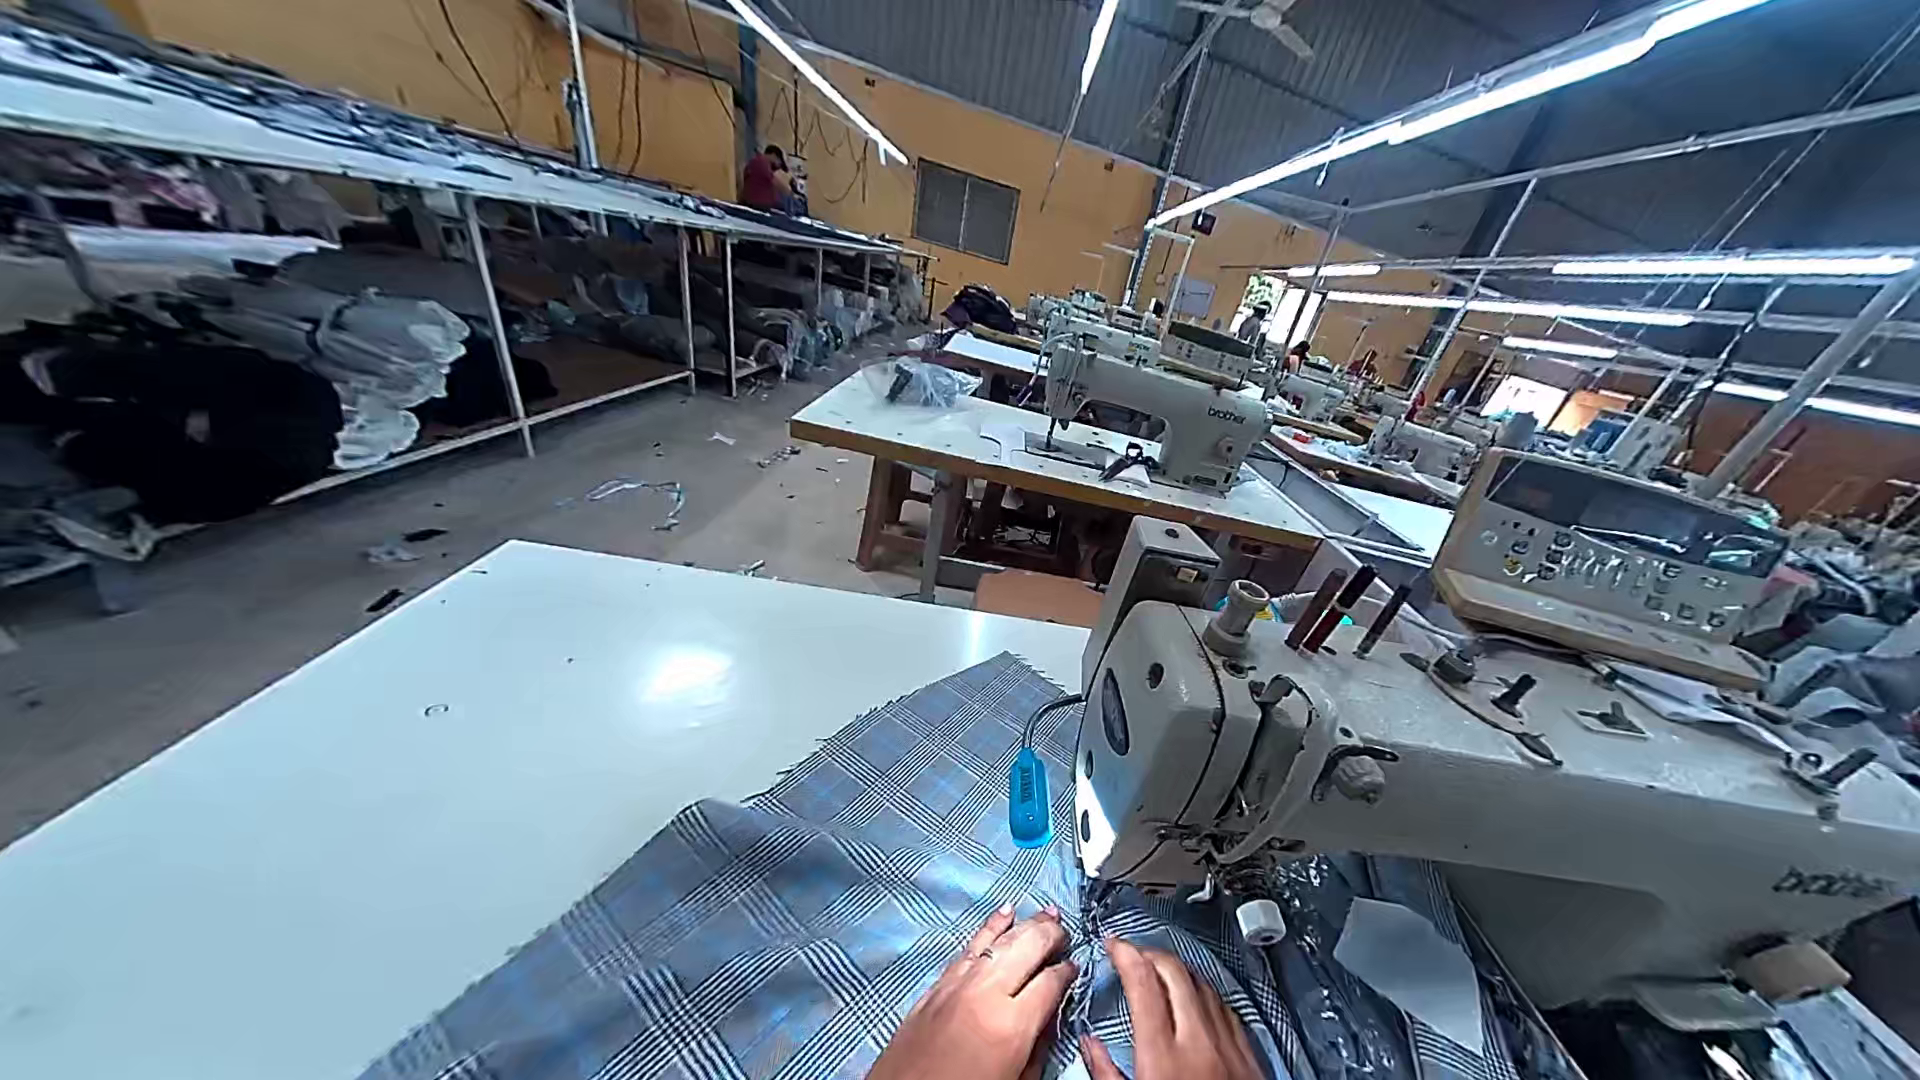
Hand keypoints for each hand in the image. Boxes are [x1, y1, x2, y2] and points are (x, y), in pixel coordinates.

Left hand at [868, 904, 1077, 1079]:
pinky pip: (971, 946)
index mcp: (1011, 1025)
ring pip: (1000, 939)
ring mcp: (960, 982)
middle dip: (1050, 935)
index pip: (1049, 984)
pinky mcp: (939, 981)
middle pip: (1026, 947)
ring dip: (1025, 923)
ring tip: (1047, 912)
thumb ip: (1037, 1050)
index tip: (1076, 966)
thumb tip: (1049, 1017)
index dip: (1067, 972)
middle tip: (1066, 930)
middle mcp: (987, 991)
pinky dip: (990, 927)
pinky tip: (1004, 913)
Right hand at [1081, 939, 1260, 1079]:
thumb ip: (1106, 1075)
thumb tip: (1089, 1043)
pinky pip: (1227, 1010)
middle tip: (1132, 955)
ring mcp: (1230, 1050)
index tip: (1112, 944)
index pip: (1142, 979)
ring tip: (1160, 973)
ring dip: (1177, 971)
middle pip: (1173, 971)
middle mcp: (1199, 1043)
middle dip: (1148, 953)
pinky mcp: (1253, 1063)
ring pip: (1202, 984)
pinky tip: (1195, 1002)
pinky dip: (1205, 995)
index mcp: (1163, 1056)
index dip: (1124, 952)